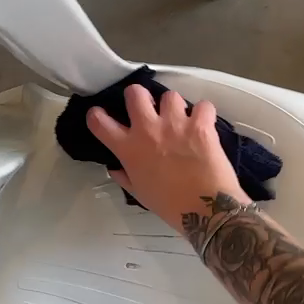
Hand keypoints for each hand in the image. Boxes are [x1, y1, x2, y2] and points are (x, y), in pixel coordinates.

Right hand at [86, 84, 250, 233]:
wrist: (206, 209)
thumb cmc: (170, 205)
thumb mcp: (139, 193)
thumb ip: (125, 176)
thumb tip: (116, 168)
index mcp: (129, 149)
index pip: (100, 122)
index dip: (97, 116)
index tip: (102, 116)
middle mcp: (148, 130)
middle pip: (135, 93)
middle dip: (139, 96)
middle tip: (147, 107)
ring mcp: (175, 124)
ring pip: (170, 95)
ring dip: (174, 106)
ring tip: (181, 119)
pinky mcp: (200, 124)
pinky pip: (202, 105)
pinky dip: (204, 113)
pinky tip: (204, 124)